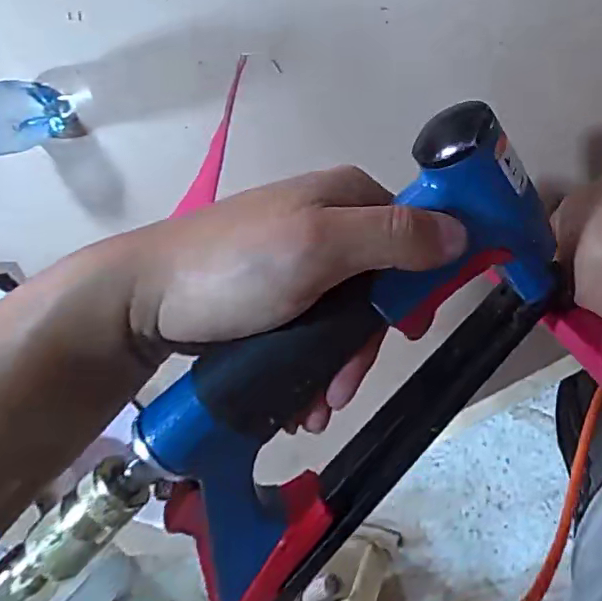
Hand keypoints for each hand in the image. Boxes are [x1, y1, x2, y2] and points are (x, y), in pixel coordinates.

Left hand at [83, 166, 467, 431]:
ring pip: (350, 309)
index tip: (411, 329)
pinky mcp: (278, 287)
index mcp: (349, 194)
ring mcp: (303, 252)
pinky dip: (317, 361)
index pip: (416, 227)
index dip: (423, 277)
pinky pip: (318, 323)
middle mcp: (332, 217)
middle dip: (369, 338)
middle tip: (347, 383)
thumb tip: (461, 233)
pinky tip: (302, 397)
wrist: (139, 301)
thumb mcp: (321, 247)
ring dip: (343, 362)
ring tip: (317, 406)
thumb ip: (394, 237)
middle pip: (383, 278)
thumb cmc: (237, 268)